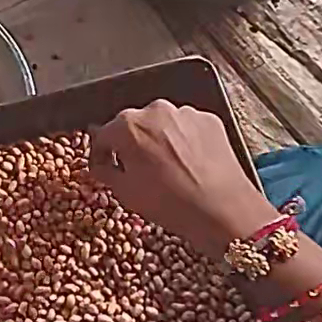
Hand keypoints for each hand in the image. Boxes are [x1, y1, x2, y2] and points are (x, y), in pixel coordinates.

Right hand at [91, 100, 277, 256]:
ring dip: (158, 142)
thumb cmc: (171, 203)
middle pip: (133, 126)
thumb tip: (102, 164)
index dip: (100, 154)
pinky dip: (183, 142)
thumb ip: (105, 171)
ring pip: (162, 125)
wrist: (220, 209)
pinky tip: (186, 165)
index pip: (103, 135)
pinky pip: (186, 128)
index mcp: (128, 127)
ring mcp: (184, 113)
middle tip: (136, 171)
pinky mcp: (208, 120)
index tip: (103, 164)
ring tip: (166, 171)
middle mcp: (155, 112)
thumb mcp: (126, 193)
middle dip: (131, 145)